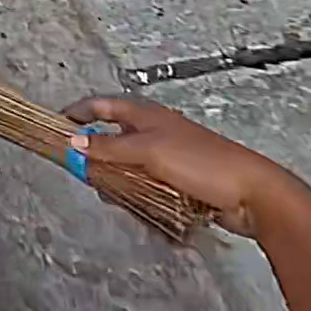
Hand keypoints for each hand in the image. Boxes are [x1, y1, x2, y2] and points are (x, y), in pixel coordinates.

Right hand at [62, 96, 299, 236]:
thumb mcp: (148, 151)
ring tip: (109, 194)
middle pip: (111, 135)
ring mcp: (167, 154)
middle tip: (80, 170)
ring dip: (115, 176)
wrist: (255, 194)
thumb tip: (72, 142)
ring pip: (127, 162)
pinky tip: (133, 205)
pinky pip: (145, 182)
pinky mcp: (179, 179)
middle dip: (94, 152)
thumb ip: (108, 147)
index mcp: (144, 113)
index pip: (100, 105)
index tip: (56, 125)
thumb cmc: (199, 162)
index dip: (77, 112)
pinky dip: (135, 191)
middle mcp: (152, 129)